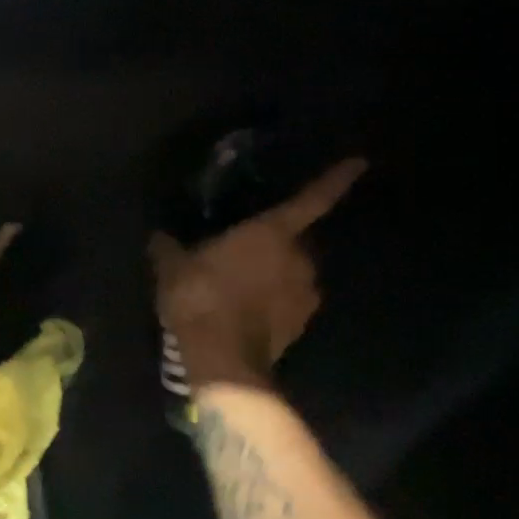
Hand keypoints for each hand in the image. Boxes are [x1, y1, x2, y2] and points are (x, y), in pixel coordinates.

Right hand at [148, 158, 366, 388]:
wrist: (223, 357)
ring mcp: (306, 293)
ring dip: (275, 274)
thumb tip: (159, 236)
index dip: (334, 180)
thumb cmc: (199, 296)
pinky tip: (246, 309)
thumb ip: (169, 248)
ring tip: (243, 283)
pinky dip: (274, 301)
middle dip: (280, 241)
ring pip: (295, 273)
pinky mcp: (302, 324)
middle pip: (299, 240)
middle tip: (248, 247)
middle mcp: (300, 258)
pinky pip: (290, 302)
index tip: (359, 162)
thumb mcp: (171, 267)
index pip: (311, 200)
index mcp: (272, 233)